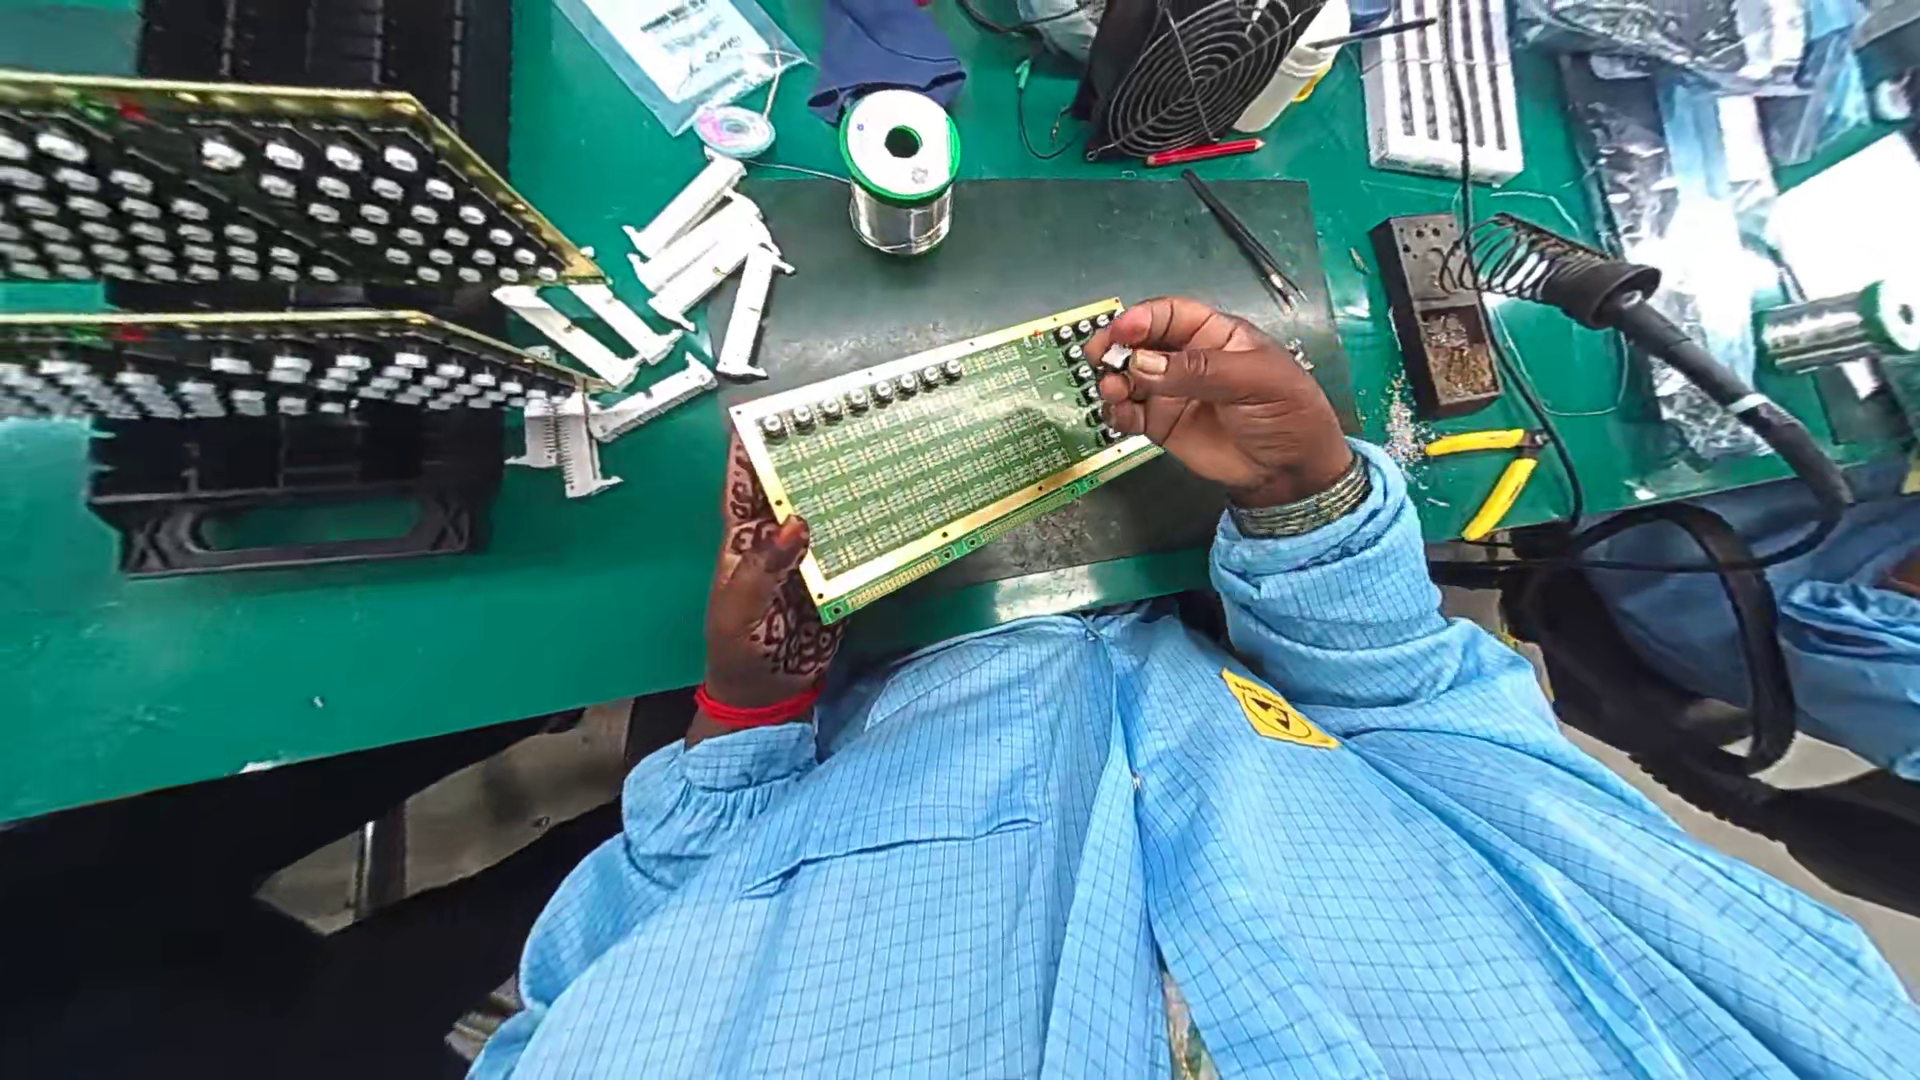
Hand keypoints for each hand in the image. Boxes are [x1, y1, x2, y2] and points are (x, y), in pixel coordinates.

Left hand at [695, 438, 842, 741]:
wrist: (770, 693)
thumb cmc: (739, 652)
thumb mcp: (739, 611)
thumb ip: (763, 569)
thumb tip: (797, 521)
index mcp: (745, 543)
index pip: (745, 487)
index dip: (749, 452)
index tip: (764, 415)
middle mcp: (778, 543)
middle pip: (793, 492)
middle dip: (807, 460)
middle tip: (833, 428)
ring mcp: (810, 561)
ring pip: (827, 515)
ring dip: (844, 491)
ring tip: (868, 459)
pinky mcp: (836, 580)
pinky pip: (852, 548)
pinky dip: (868, 530)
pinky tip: (887, 511)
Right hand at [1089, 297, 1351, 507]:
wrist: (1286, 470)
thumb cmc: (1286, 412)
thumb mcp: (1253, 380)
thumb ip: (1197, 371)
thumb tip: (1142, 364)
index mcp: (1213, 335)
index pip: (1170, 316)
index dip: (1143, 318)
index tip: (1122, 332)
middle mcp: (1184, 360)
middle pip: (1140, 343)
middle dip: (1116, 346)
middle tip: (1100, 356)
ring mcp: (1168, 393)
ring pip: (1128, 378)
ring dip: (1113, 381)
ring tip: (1113, 391)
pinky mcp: (1159, 424)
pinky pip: (1128, 414)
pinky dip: (1116, 413)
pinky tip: (1120, 415)